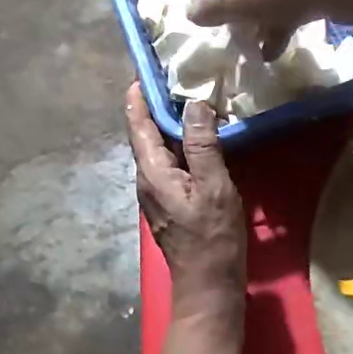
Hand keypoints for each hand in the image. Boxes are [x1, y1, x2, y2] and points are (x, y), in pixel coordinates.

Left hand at [126, 83, 245, 306]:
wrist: (208, 286)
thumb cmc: (212, 237)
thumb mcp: (214, 187)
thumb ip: (203, 145)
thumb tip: (194, 103)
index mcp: (152, 171)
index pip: (138, 123)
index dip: (139, 95)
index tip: (145, 67)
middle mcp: (146, 178)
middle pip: (146, 133)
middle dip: (156, 104)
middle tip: (176, 75)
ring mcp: (157, 191)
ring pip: (159, 148)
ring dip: (170, 124)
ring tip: (190, 98)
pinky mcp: (170, 201)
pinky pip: (170, 162)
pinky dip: (180, 143)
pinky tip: (200, 137)